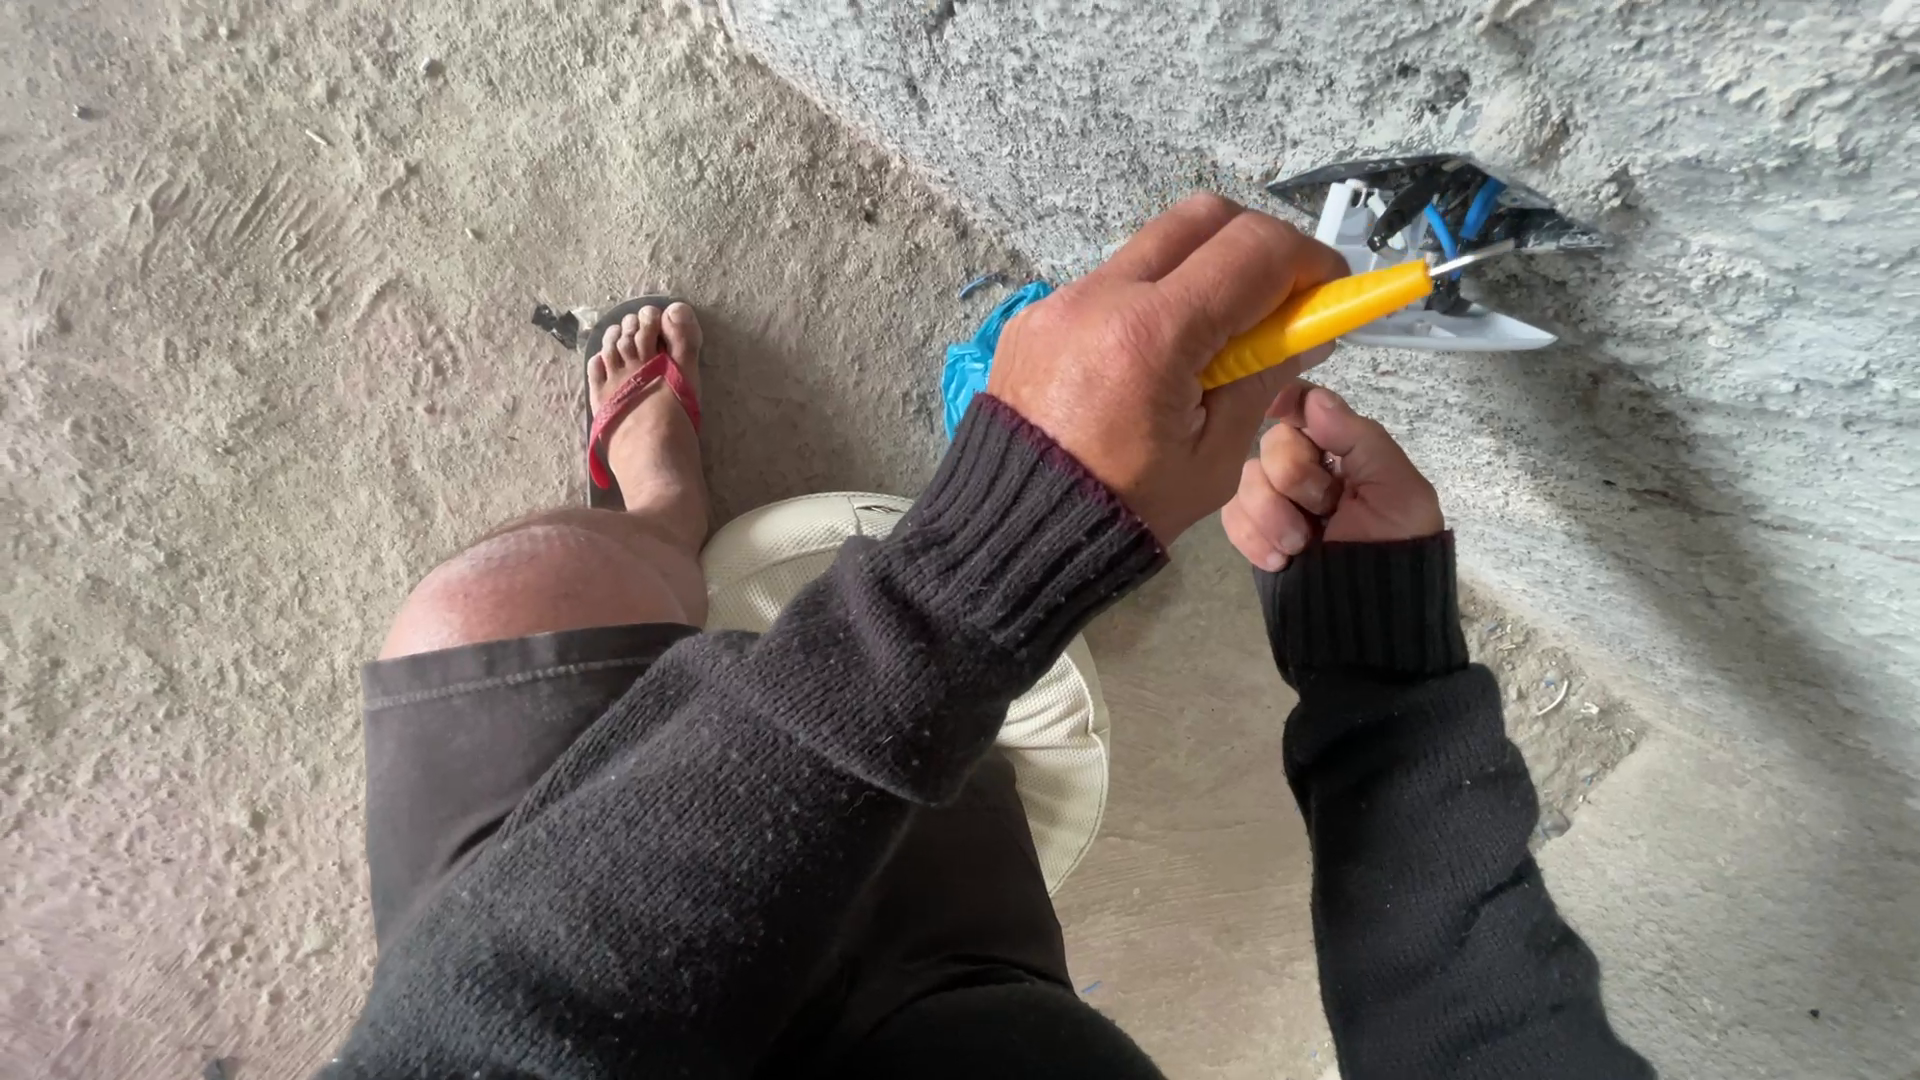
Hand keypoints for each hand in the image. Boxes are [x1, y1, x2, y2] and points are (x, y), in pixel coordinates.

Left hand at [988, 193, 1347, 542]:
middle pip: (1199, 219)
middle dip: (1252, 247)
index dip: (1306, 262)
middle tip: (1272, 302)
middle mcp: (1096, 299)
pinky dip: (1141, 304)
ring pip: (1147, 250)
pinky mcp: (1031, 321)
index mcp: (1149, 337)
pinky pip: (1103, 287)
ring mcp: (1055, 305)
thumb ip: (1263, 379)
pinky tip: (1143, 363)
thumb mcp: (1212, 459)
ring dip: (1193, 276)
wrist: (1016, 532)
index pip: (1252, 251)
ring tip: (1203, 344)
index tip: (1324, 292)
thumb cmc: (1121, 510)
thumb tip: (1305, 331)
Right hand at [1224, 383, 1442, 570]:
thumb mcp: (1398, 490)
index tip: (1276, 410)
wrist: (1364, 616)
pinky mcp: (1251, 530)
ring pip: (1244, 482)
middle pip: (1270, 444)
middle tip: (1323, 513)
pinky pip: (1229, 516)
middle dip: (1294, 480)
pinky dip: (1252, 538)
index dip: (1286, 402)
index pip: (1303, 406)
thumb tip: (1314, 397)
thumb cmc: (1393, 548)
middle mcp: (1302, 468)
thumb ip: (1359, 438)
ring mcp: (1272, 501)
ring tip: (1299, 547)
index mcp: (1341, 449)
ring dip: (1272, 516)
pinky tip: (1279, 560)